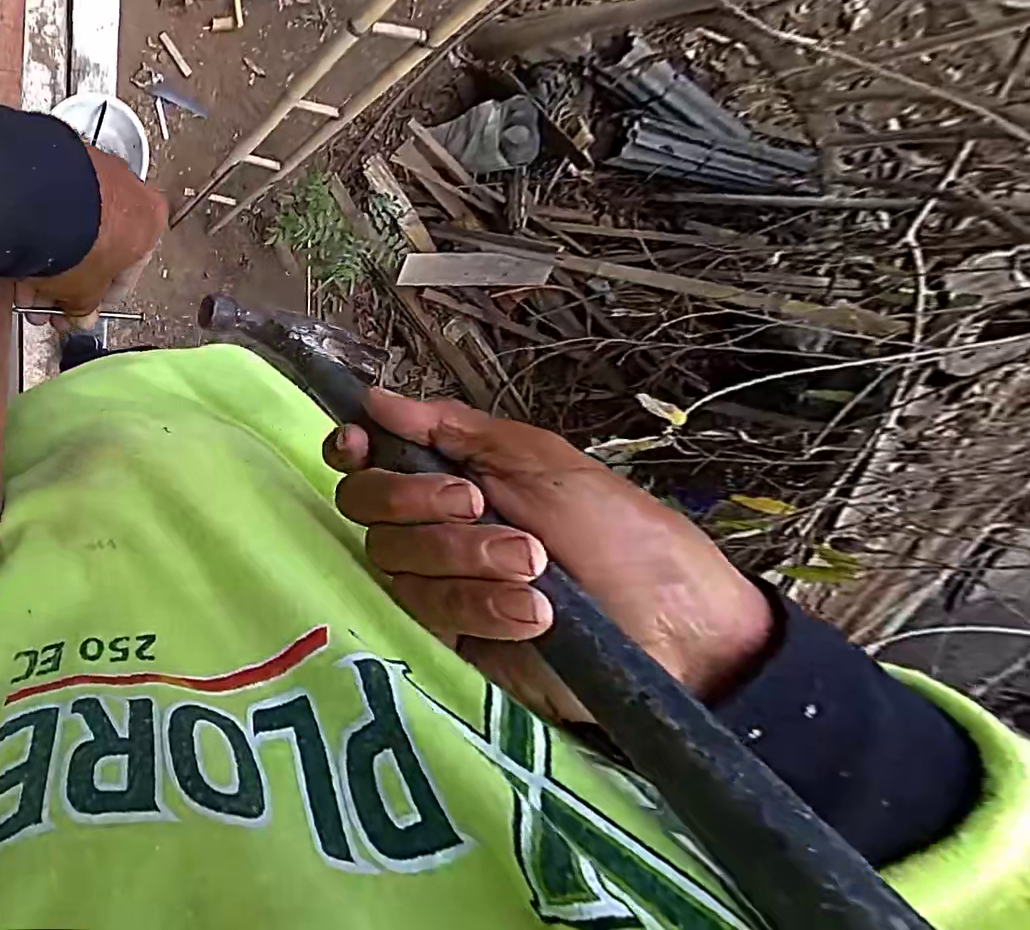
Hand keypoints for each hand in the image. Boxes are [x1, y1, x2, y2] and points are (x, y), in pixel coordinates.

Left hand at [23, 146, 164, 323]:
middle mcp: (129, 191)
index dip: (100, 299)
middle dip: (70, 283)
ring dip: (51, 266)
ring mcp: (94, 173)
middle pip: (97, 251)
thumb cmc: (80, 240)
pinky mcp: (60, 163)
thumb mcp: (87, 291)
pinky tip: (20, 261)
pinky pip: (53, 211)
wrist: (44, 201)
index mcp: (151, 222)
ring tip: (27, 289)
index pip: (128, 272)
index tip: (81, 310)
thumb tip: (81, 313)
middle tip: (50, 304)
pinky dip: (40, 237)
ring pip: (72, 232)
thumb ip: (86, 306)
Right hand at [323, 391, 772, 723]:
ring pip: (390, 555)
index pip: (363, 459)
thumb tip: (373, 397)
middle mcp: (421, 523)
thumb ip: (452, 427)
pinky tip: (532, 612)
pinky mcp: (443, 631)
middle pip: (361, 502)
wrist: (680, 631)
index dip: (349, 448)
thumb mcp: (539, 461)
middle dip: (412, 499)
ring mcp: (429, 578)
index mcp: (440, 474)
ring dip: (460, 555)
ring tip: (533, 566)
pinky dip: (478, 603)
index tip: (359, 445)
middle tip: (476, 505)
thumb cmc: (616, 531)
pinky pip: (425, 610)